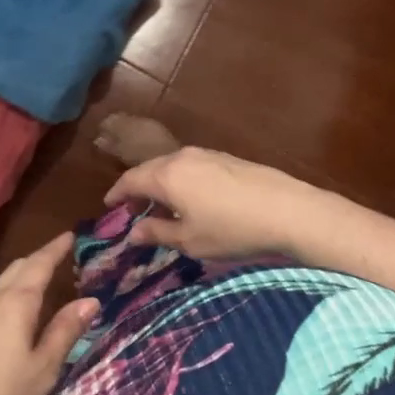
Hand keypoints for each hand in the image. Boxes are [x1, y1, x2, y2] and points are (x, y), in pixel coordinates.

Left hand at [0, 233, 99, 394]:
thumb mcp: (43, 369)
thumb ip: (66, 331)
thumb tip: (91, 300)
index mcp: (15, 302)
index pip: (40, 263)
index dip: (56, 248)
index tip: (70, 235)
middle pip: (17, 267)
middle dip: (39, 259)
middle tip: (58, 257)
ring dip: (20, 276)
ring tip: (37, 283)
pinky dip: (3, 293)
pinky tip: (6, 313)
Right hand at [103, 146, 334, 260]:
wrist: (286, 210)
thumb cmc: (231, 230)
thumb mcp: (190, 241)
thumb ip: (158, 232)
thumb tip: (133, 231)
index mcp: (166, 175)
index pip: (130, 179)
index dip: (116, 193)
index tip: (108, 206)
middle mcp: (182, 157)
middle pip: (150, 168)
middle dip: (137, 187)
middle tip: (131, 208)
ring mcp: (206, 154)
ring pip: (171, 165)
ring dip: (160, 183)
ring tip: (160, 206)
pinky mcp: (226, 158)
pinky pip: (190, 166)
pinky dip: (180, 180)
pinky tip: (189, 199)